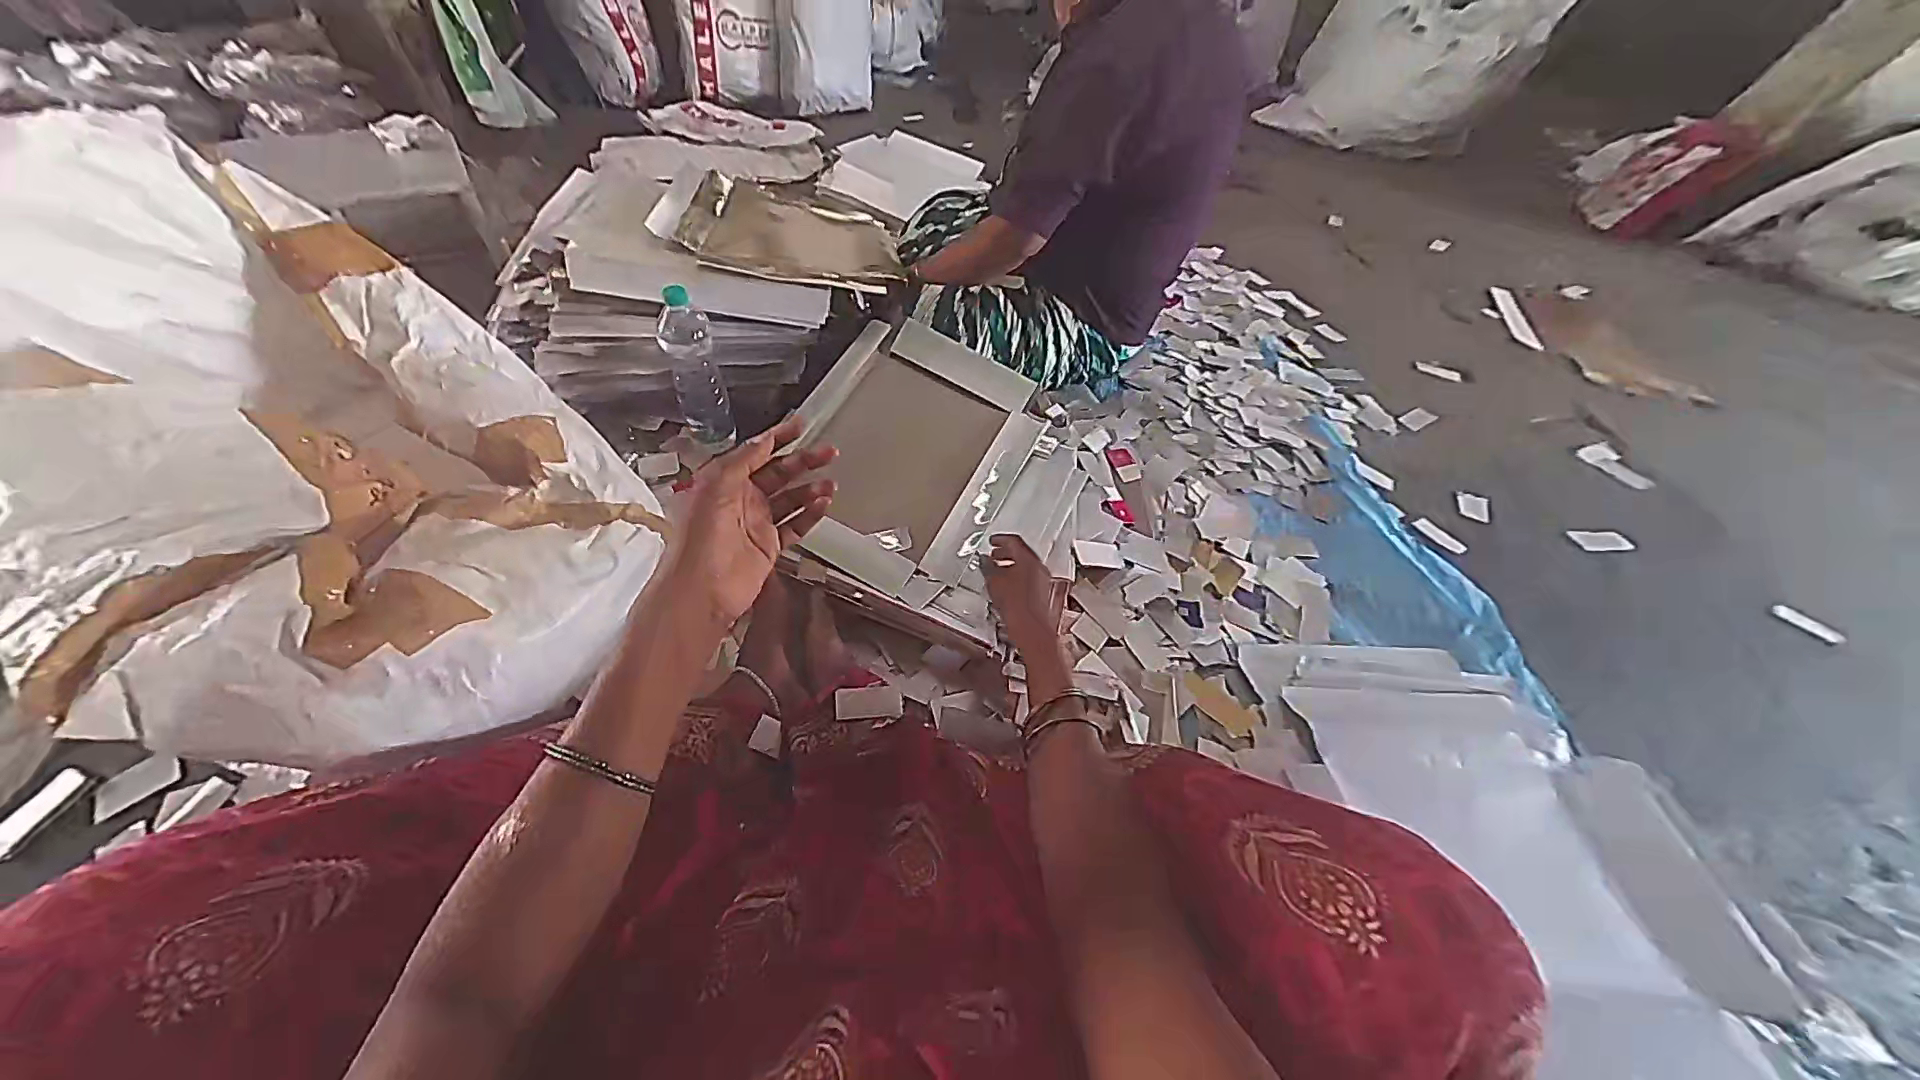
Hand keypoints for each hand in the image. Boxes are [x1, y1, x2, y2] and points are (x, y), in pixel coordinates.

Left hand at [660, 415, 835, 626]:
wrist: (701, 591)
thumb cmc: (698, 542)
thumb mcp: (716, 489)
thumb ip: (742, 461)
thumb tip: (763, 440)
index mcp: (723, 482)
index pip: (755, 453)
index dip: (778, 438)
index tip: (800, 426)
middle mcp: (740, 500)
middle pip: (778, 474)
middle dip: (803, 462)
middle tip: (827, 453)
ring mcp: (756, 523)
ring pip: (790, 499)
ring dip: (810, 489)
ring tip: (829, 484)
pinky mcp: (768, 546)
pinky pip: (795, 525)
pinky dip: (810, 515)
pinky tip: (822, 506)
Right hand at [981, 534, 1062, 656]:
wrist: (1032, 631)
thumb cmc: (1018, 608)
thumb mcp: (994, 583)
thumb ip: (988, 568)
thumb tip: (985, 562)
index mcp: (1028, 560)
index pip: (1014, 542)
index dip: (1000, 539)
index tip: (993, 541)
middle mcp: (1039, 568)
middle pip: (1021, 553)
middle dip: (1006, 553)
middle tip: (994, 555)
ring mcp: (1044, 581)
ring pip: (1026, 567)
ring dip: (1011, 566)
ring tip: (998, 572)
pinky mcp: (1043, 595)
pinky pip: (1029, 579)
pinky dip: (1017, 578)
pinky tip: (1007, 587)